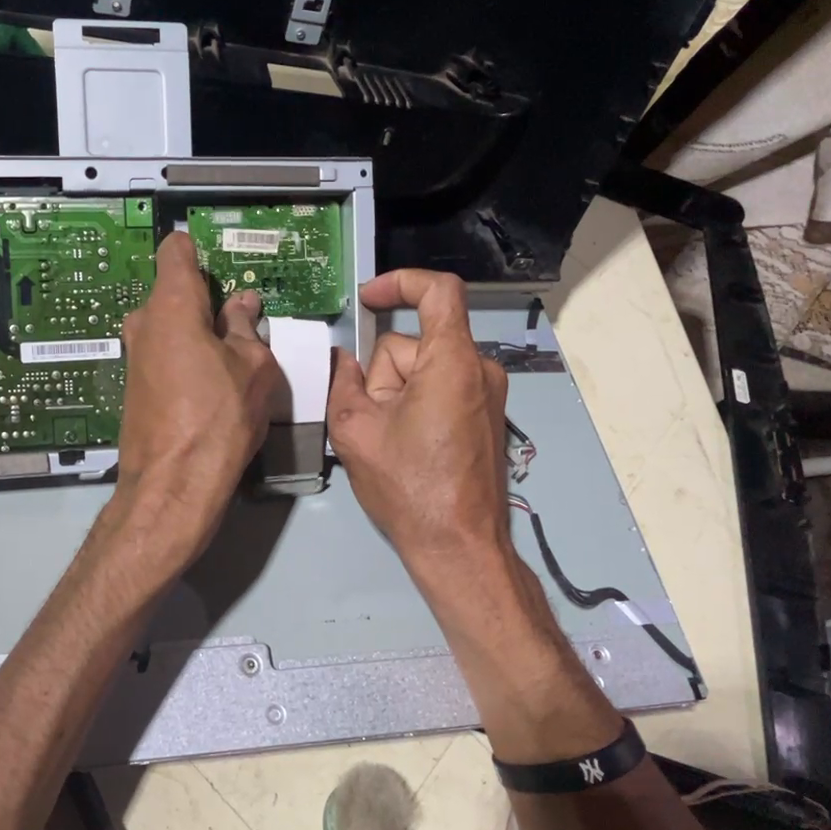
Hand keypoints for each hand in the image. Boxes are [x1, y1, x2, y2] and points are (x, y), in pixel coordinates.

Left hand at [114, 232, 283, 557]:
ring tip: (235, 362)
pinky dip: (186, 360)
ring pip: (170, 327)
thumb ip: (245, 328)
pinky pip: (164, 355)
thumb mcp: (252, 367)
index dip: (200, 251)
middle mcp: (142, 323)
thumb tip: (241, 305)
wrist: (173, 484)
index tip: (224, 267)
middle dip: (208, 303)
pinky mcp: (134, 386)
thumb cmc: (218, 418)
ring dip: (199, 335)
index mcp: (171, 305)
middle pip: (175, 293)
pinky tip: (212, 387)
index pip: (176, 250)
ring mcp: (133, 356)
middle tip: (244, 326)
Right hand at [327, 269, 511, 565]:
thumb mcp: (355, 430)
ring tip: (387, 442)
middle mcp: (479, 369)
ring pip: (424, 370)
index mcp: (452, 361)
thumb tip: (343, 360)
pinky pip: (440, 391)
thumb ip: (343, 382)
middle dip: (382, 374)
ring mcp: (487, 396)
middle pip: (414, 344)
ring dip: (396, 394)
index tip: (367, 299)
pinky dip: (415, 405)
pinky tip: (404, 448)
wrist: (460, 546)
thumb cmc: (409, 487)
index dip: (399, 283)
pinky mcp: (485, 419)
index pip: (437, 292)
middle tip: (370, 420)